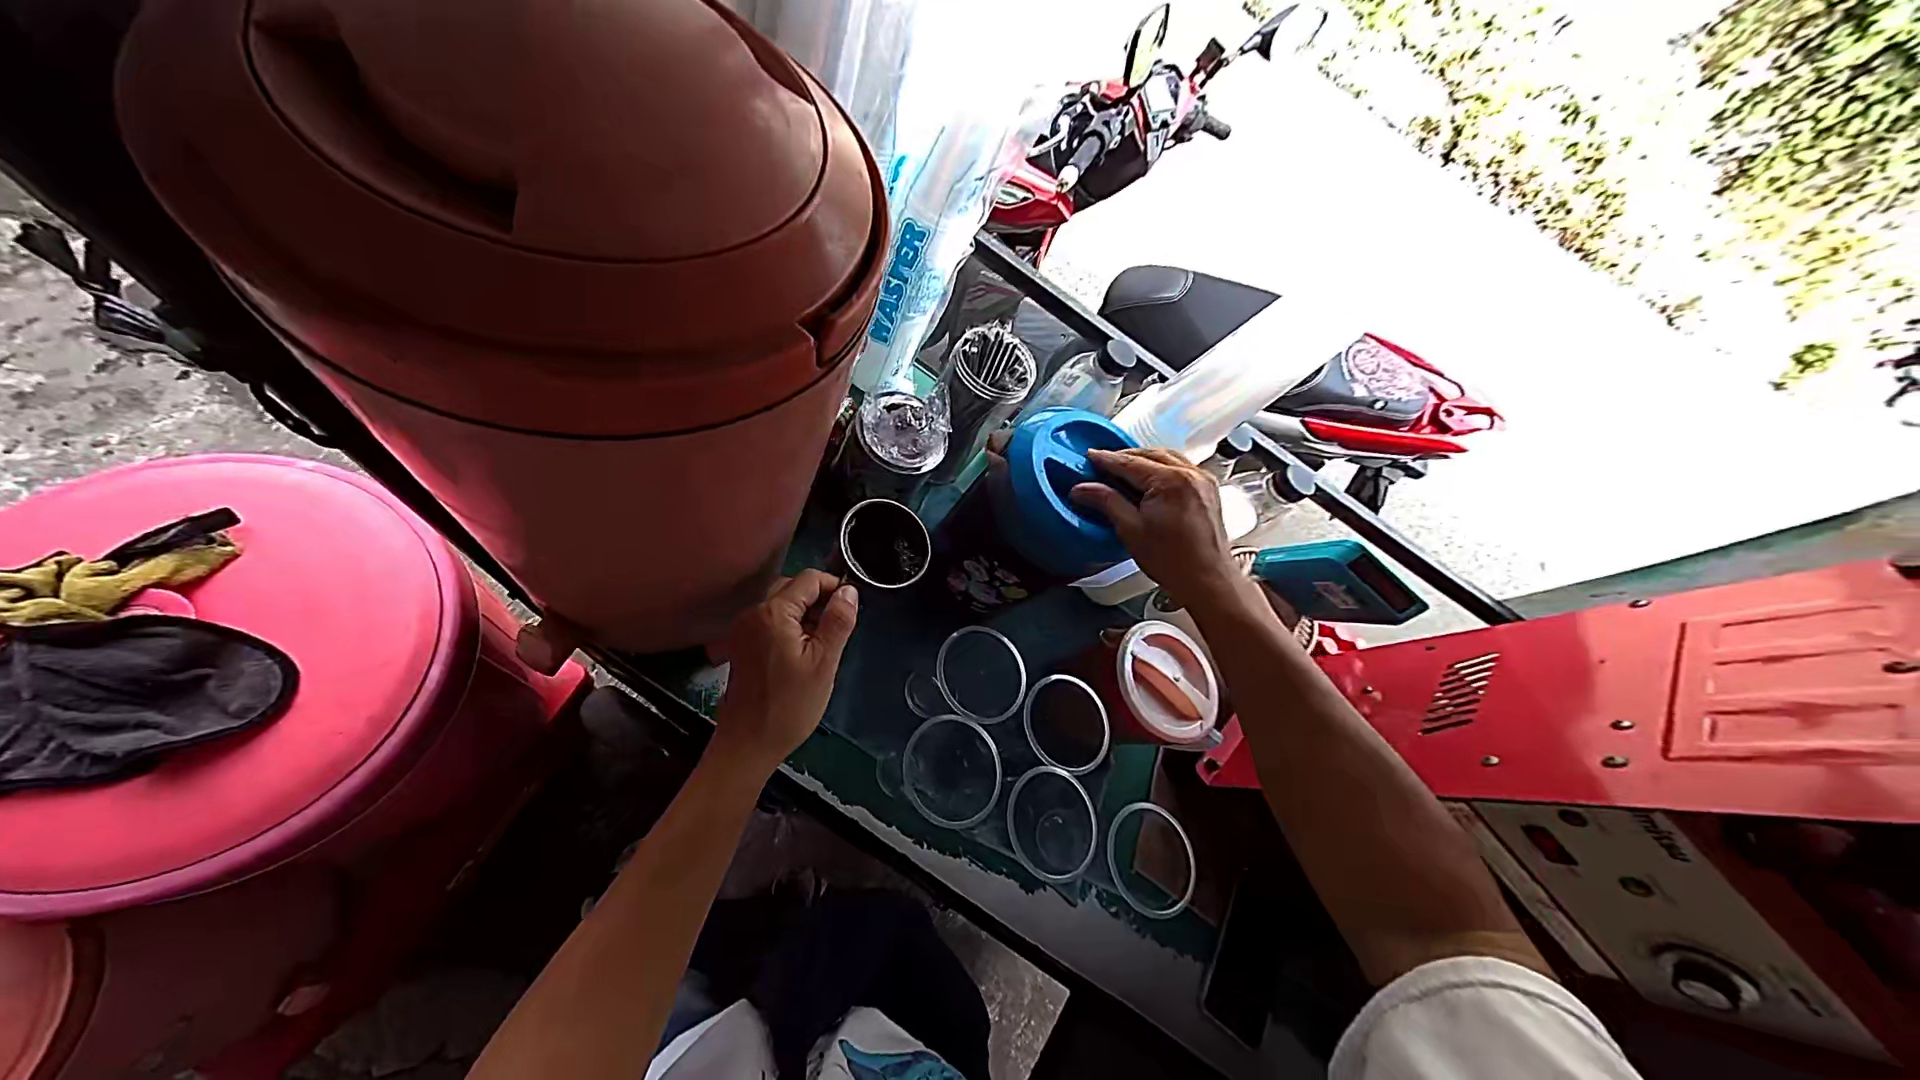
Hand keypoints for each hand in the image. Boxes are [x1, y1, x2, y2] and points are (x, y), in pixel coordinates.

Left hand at [708, 570, 858, 773]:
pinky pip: (770, 621)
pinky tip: (801, 653)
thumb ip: (838, 621)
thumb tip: (849, 591)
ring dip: (804, 615)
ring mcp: (743, 629)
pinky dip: (789, 627)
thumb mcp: (824, 662)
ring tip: (821, 644)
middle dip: (819, 601)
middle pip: (792, 587)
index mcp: (773, 613)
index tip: (850, 610)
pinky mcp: (741, 644)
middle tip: (836, 630)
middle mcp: (753, 613)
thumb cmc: (790, 706)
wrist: (748, 743)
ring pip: (781, 604)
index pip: (809, 579)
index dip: (834, 587)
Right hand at [1070, 447, 1242, 607]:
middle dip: (1125, 458)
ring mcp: (1202, 481)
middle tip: (1102, 465)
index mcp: (1171, 481)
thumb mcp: (1130, 529)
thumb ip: (1106, 502)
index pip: (1130, 463)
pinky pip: (1181, 468)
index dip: (1106, 460)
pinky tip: (1149, 480)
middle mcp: (1190, 474)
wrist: (1208, 581)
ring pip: (1167, 458)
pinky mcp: (1208, 491)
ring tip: (1123, 471)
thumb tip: (1083, 489)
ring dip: (1144, 461)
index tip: (1091, 458)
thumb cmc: (1173, 561)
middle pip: (1150, 455)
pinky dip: (1162, 468)